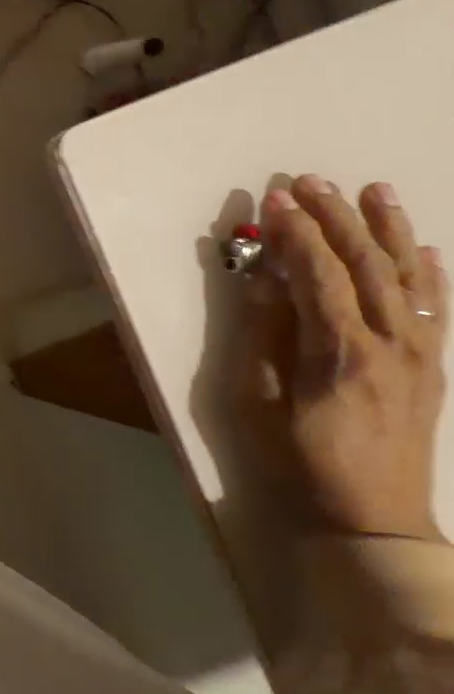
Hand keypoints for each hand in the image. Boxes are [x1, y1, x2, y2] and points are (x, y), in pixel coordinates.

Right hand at [245, 175, 447, 540]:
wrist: (370, 513)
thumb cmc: (296, 456)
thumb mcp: (258, 398)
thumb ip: (265, 335)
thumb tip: (265, 281)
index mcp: (341, 351)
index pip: (318, 275)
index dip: (296, 234)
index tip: (272, 199)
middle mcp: (391, 344)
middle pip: (366, 266)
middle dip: (337, 218)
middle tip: (311, 180)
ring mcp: (419, 354)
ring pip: (409, 279)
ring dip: (390, 231)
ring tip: (376, 191)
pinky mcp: (430, 367)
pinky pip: (436, 309)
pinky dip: (431, 274)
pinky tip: (425, 249)